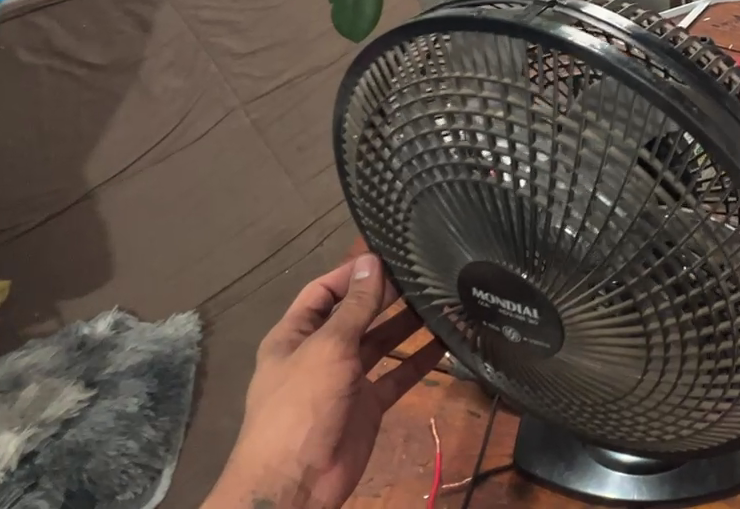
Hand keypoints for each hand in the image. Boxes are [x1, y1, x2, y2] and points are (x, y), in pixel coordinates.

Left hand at [205, 253, 448, 508]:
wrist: (293, 486)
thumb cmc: (301, 407)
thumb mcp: (328, 348)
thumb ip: (355, 306)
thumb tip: (371, 261)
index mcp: (296, 337)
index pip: (324, 292)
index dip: (353, 272)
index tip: (390, 254)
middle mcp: (321, 353)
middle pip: (357, 314)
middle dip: (387, 295)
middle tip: (425, 272)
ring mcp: (346, 379)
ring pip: (382, 342)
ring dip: (408, 323)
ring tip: (442, 298)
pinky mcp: (368, 404)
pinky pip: (398, 374)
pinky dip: (420, 359)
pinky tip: (446, 341)